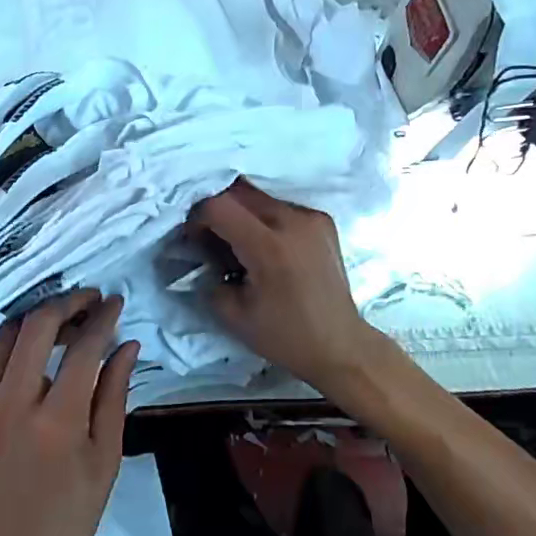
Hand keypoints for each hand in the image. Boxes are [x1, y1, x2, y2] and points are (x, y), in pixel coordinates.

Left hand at [0, 290, 139, 535]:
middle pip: (36, 326)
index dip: (103, 317)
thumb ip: (114, 398)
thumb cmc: (65, 527)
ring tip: (62, 318)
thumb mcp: (104, 465)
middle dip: (67, 302)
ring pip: (3, 338)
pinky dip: (6, 345)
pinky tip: (24, 347)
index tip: (116, 301)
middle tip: (89, 298)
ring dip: (35, 318)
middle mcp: (13, 405)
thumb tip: (126, 346)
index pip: (84, 347)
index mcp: (57, 421)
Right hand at [187, 180, 388, 396]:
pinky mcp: (323, 220)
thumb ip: (208, 278)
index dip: (198, 218)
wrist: (340, 344)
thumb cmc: (285, 335)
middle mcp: (293, 222)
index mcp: (269, 247)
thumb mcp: (233, 315)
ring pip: (261, 195)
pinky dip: (265, 218)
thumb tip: (201, 256)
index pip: (219, 206)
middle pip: (239, 191)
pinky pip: (282, 206)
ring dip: (242, 211)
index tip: (195, 239)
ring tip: (240, 243)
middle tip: (212, 238)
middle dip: (218, 209)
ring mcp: (312, 217)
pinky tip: (267, 245)